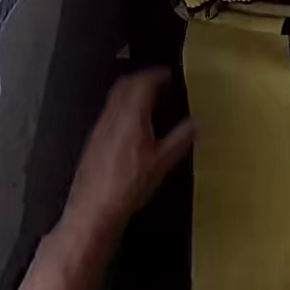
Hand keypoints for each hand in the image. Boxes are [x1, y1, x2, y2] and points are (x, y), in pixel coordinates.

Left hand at [62, 68, 193, 236]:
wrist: (92, 214)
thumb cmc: (129, 186)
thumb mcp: (163, 162)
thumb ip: (182, 137)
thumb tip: (198, 121)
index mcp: (131, 117)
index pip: (143, 82)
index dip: (159, 75)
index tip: (172, 76)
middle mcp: (112, 118)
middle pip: (126, 84)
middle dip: (145, 78)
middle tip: (162, 84)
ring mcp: (100, 129)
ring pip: (116, 97)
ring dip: (134, 92)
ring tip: (152, 102)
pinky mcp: (93, 142)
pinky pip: (109, 112)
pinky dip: (124, 107)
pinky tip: (135, 125)